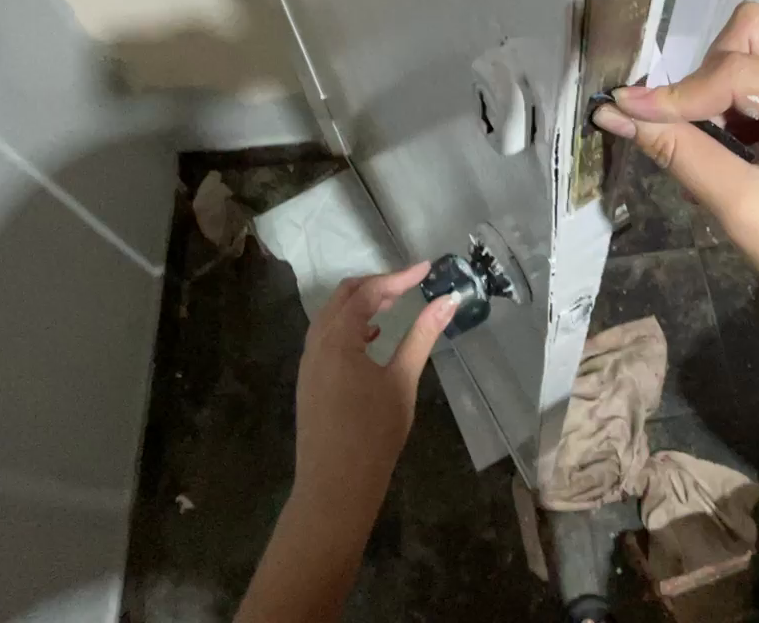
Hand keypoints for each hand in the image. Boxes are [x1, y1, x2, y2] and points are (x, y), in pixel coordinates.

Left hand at [290, 262, 457, 502]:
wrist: (335, 488)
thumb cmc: (373, 434)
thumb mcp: (403, 380)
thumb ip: (423, 334)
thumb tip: (449, 300)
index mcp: (338, 340)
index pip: (367, 292)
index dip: (398, 277)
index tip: (427, 269)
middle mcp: (316, 344)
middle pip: (343, 296)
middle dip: (377, 284)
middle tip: (410, 284)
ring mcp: (309, 363)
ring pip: (332, 315)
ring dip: (362, 303)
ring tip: (394, 304)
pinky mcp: (310, 380)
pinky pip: (327, 336)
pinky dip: (350, 324)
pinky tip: (373, 336)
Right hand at [590, 3, 758, 337]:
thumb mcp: (742, 209)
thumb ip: (680, 153)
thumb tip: (616, 112)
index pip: (746, 74)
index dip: (682, 92)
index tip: (628, 111)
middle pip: (756, 33)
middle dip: (708, 74)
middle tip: (694, 128)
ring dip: (722, 83)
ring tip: (725, 141)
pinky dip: (739, 93)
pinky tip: (744, 139)